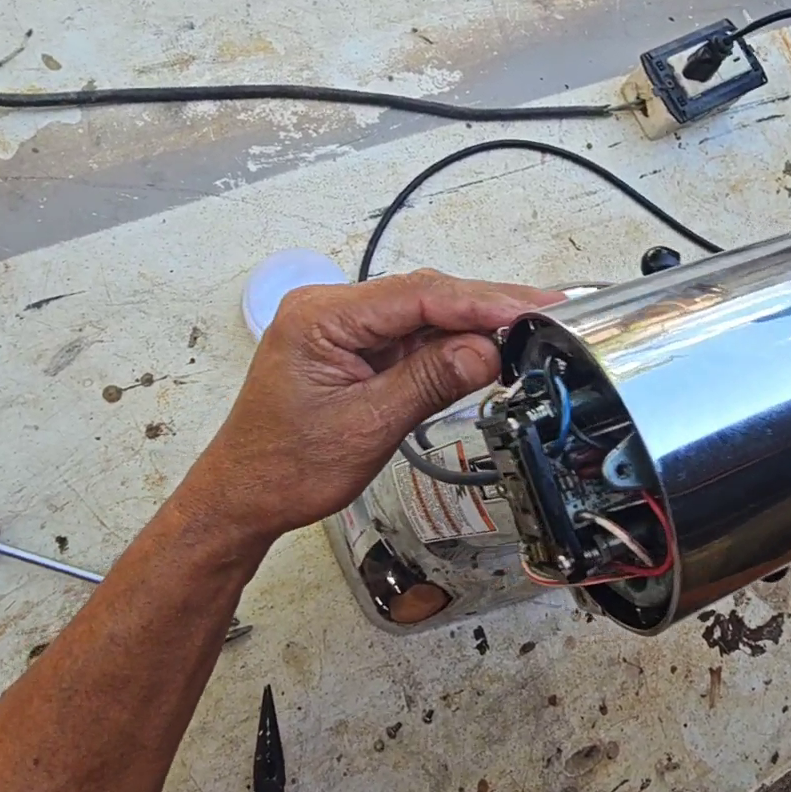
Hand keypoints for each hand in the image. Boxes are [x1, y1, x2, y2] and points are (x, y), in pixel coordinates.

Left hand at [180, 270, 562, 542]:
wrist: (245, 496)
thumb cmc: (284, 467)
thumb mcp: (366, 426)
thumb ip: (430, 381)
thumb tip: (486, 350)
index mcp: (320, 317)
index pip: (415, 296)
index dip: (478, 303)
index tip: (526, 311)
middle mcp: (330, 310)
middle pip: (424, 295)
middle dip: (485, 306)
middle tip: (545, 309)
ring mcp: (344, 328)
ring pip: (423, 313)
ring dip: (474, 323)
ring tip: (528, 325)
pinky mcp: (357, 348)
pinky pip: (413, 336)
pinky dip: (452, 343)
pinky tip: (487, 345)